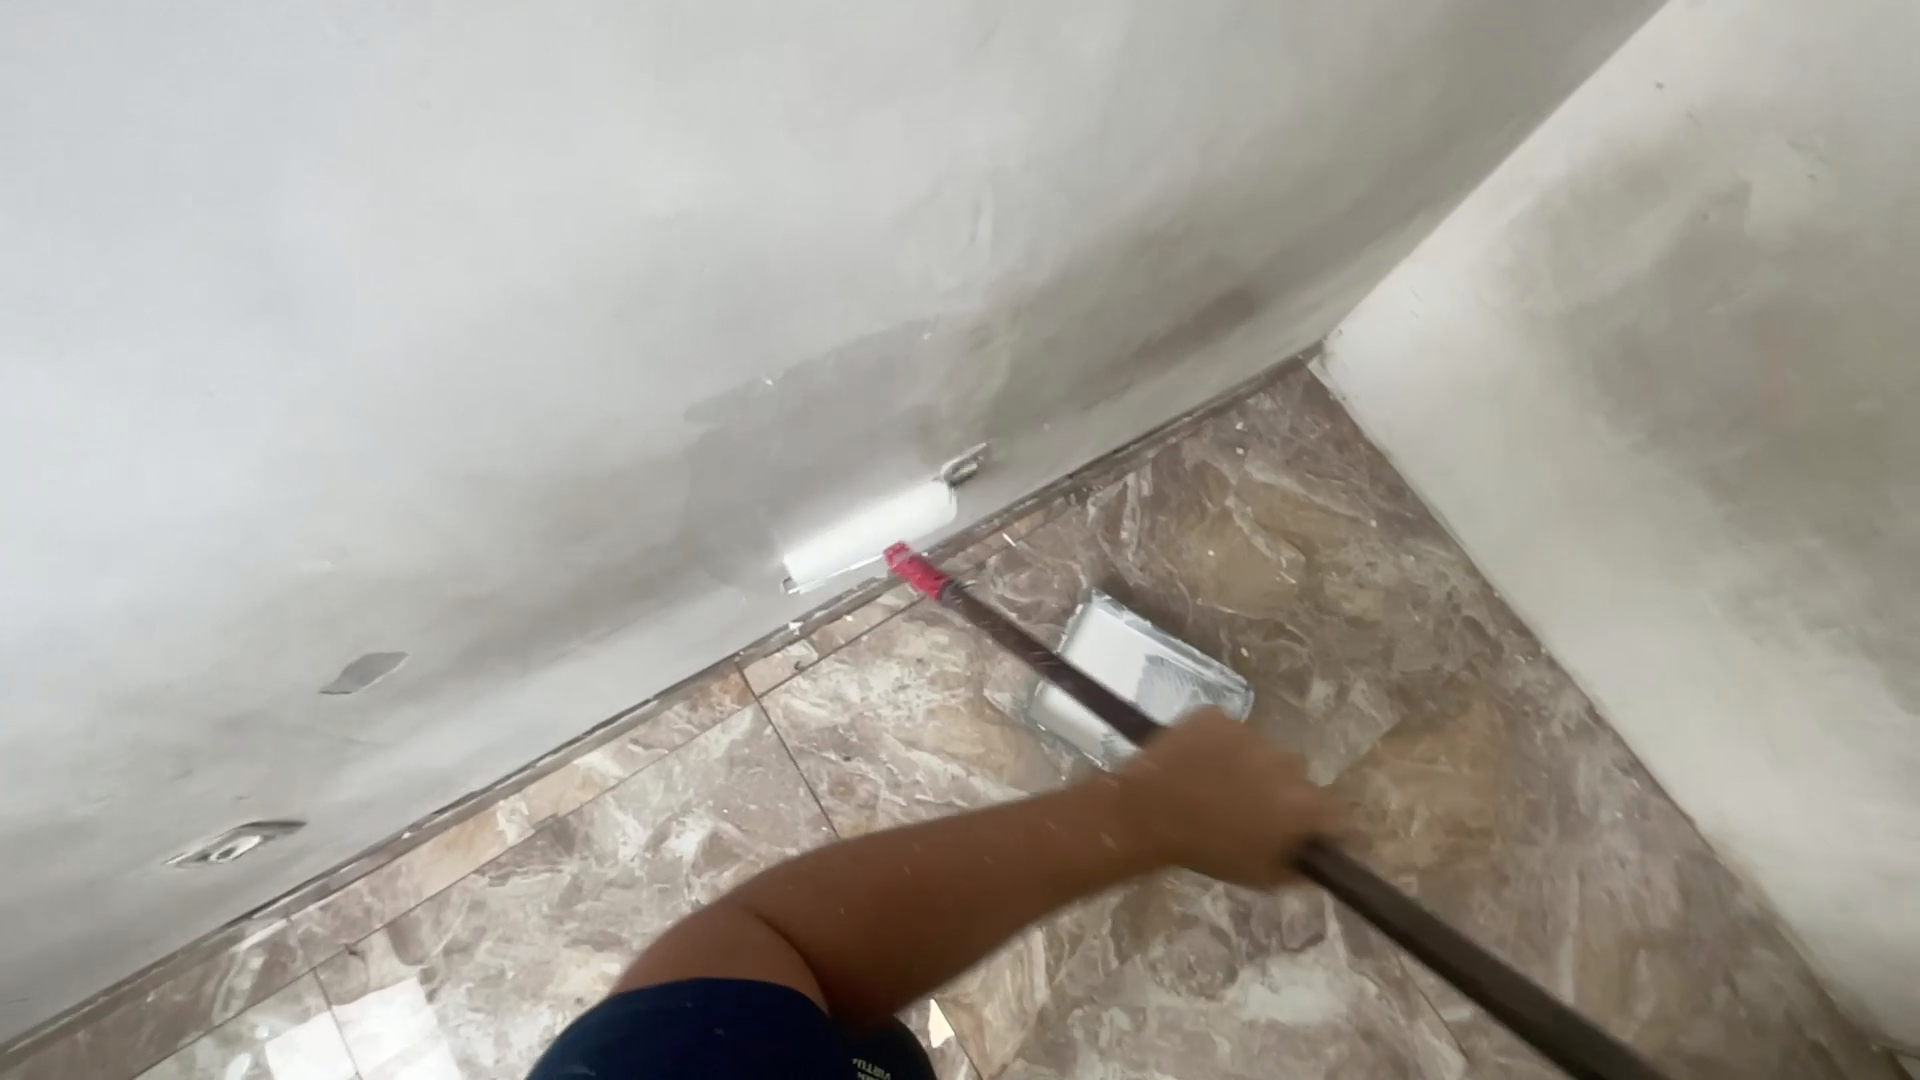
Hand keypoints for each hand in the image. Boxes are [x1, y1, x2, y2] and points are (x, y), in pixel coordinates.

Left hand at [1110, 707, 1333, 887]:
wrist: (1147, 810)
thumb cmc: (1206, 849)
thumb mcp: (1261, 875)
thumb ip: (1299, 866)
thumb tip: (1317, 859)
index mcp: (1303, 804)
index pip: (1335, 814)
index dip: (1320, 825)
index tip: (1302, 831)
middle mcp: (1286, 761)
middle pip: (1296, 777)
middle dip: (1281, 791)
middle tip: (1249, 806)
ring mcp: (1249, 732)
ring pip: (1260, 750)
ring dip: (1248, 763)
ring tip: (1215, 781)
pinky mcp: (1217, 715)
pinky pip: (1226, 730)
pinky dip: (1217, 742)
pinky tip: (1197, 760)